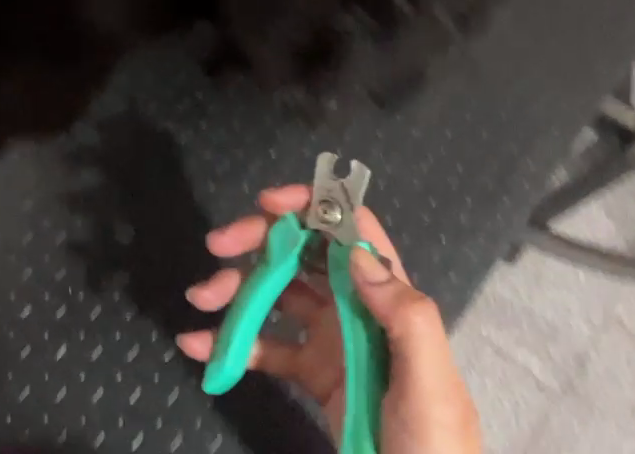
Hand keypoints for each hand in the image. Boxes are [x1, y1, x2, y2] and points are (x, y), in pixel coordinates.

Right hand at [177, 188, 481, 453]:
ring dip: (236, 288)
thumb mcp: (431, 384)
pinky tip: (200, 345)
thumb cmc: (435, 446)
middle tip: (217, 246)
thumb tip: (354, 251)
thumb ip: (404, 316)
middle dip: (257, 241)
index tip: (266, 204)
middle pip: (302, 253)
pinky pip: (265, 347)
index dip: (311, 206)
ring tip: (201, 300)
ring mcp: (331, 340)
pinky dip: (231, 341)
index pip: (350, 232)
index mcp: (387, 300)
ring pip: (276, 294)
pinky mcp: (311, 374)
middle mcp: (356, 309)